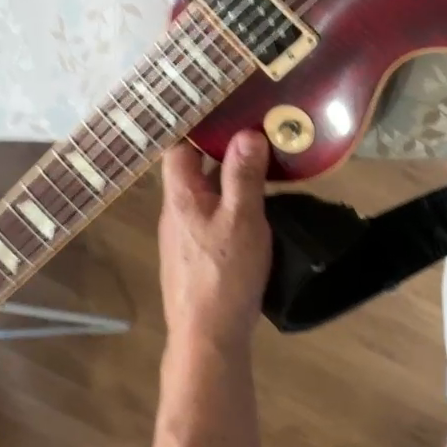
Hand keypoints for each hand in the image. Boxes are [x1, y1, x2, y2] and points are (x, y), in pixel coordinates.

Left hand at [158, 131, 272, 351]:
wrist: (209, 337)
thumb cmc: (225, 274)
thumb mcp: (242, 219)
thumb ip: (244, 176)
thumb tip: (246, 133)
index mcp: (182, 199)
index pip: (179, 150)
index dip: (198, 128)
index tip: (228, 109)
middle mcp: (177, 214)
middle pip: (195, 171)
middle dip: (225, 150)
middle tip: (262, 132)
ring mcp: (185, 237)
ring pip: (207, 195)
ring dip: (232, 178)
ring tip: (269, 164)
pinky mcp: (198, 256)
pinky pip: (214, 216)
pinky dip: (234, 203)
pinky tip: (260, 207)